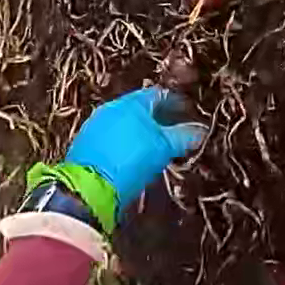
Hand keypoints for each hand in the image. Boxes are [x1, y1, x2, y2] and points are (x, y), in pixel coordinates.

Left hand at [60, 88, 205, 225]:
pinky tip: (131, 158)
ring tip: (154, 148)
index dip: (176, 104)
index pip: (159, 94)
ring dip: (140, 132)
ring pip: (124, 123)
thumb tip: (201, 131)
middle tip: (174, 132)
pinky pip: (111, 138)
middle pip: (141, 108)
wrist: (87, 190)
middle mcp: (111, 108)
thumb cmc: (130, 159)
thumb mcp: (164, 147)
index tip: (188, 114)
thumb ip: (184, 136)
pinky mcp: (83, 145)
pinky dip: (124, 143)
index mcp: (132, 102)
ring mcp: (94, 126)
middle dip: (158, 118)